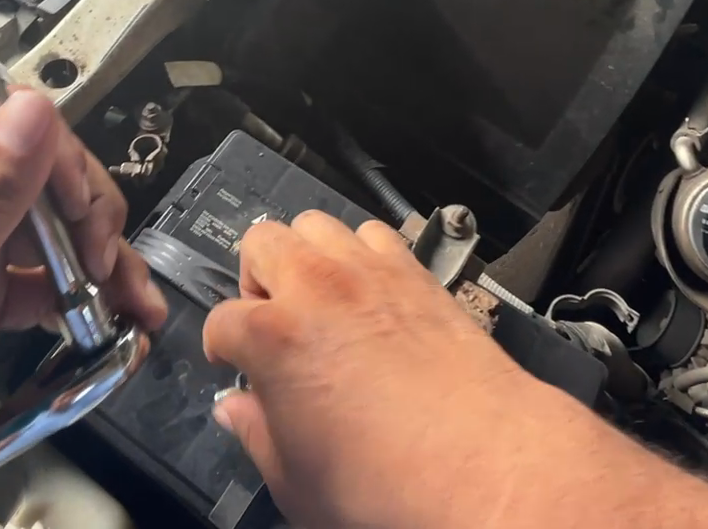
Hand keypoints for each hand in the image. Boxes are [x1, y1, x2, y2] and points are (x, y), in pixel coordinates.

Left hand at [0, 90, 164, 528]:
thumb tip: (35, 104)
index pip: (4, 126)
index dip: (55, 156)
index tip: (82, 211)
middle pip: (39, 178)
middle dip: (87, 216)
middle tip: (105, 267)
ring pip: (50, 233)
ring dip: (100, 264)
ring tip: (136, 305)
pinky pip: (41, 286)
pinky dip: (80, 302)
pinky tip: (115, 322)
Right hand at [201, 212, 707, 528]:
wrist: (485, 464)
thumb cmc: (389, 484)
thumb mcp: (297, 481)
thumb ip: (256, 434)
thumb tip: (238, 411)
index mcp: (275, 335)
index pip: (223, 321)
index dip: (222, 347)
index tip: (232, 363)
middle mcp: (318, 285)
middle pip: (261, 242)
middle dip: (256, 278)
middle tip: (272, 320)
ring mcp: (368, 269)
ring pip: (316, 223)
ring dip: (306, 256)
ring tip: (318, 299)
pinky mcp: (414, 269)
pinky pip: (374, 233)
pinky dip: (361, 252)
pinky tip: (368, 290)